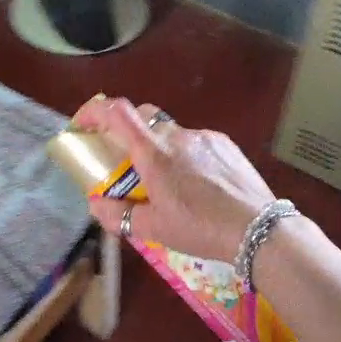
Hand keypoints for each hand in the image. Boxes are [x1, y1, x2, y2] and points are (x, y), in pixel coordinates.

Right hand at [77, 96, 276, 263]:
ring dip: (160, 148)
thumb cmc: (200, 228)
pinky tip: (198, 183)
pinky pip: (195, 141)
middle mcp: (176, 135)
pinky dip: (186, 155)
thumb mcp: (155, 230)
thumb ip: (119, 215)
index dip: (94, 110)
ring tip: (168, 183)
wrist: (258, 228)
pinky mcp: (225, 143)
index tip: (82, 124)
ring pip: (170, 132)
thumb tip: (95, 203)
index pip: (117, 113)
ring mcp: (203, 136)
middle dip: (127, 131)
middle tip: (125, 160)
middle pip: (142, 118)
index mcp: (154, 154)